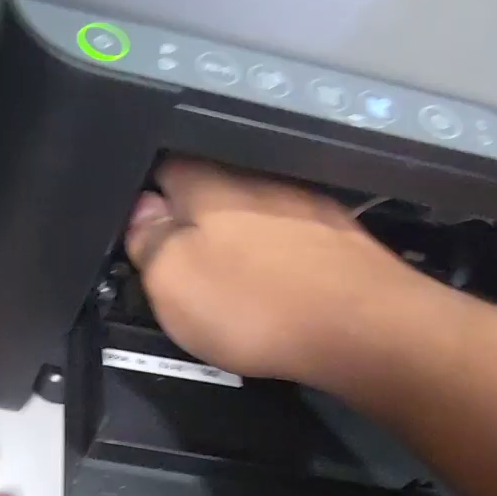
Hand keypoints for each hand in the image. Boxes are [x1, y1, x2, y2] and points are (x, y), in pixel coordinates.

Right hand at [124, 159, 441, 383]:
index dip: (140, 196)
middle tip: (172, 262)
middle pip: (206, 189)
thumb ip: (148, 240)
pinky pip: (284, 237)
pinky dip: (268, 256)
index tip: (133, 229)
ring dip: (230, 238)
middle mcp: (257, 180)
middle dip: (186, 218)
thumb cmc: (255, 306)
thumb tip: (140, 212)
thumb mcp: (171, 281)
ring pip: (248, 212)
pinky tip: (266, 286)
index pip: (160, 166)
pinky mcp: (335, 235)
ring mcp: (303, 203)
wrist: (363, 329)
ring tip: (219, 279)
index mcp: (208, 184)